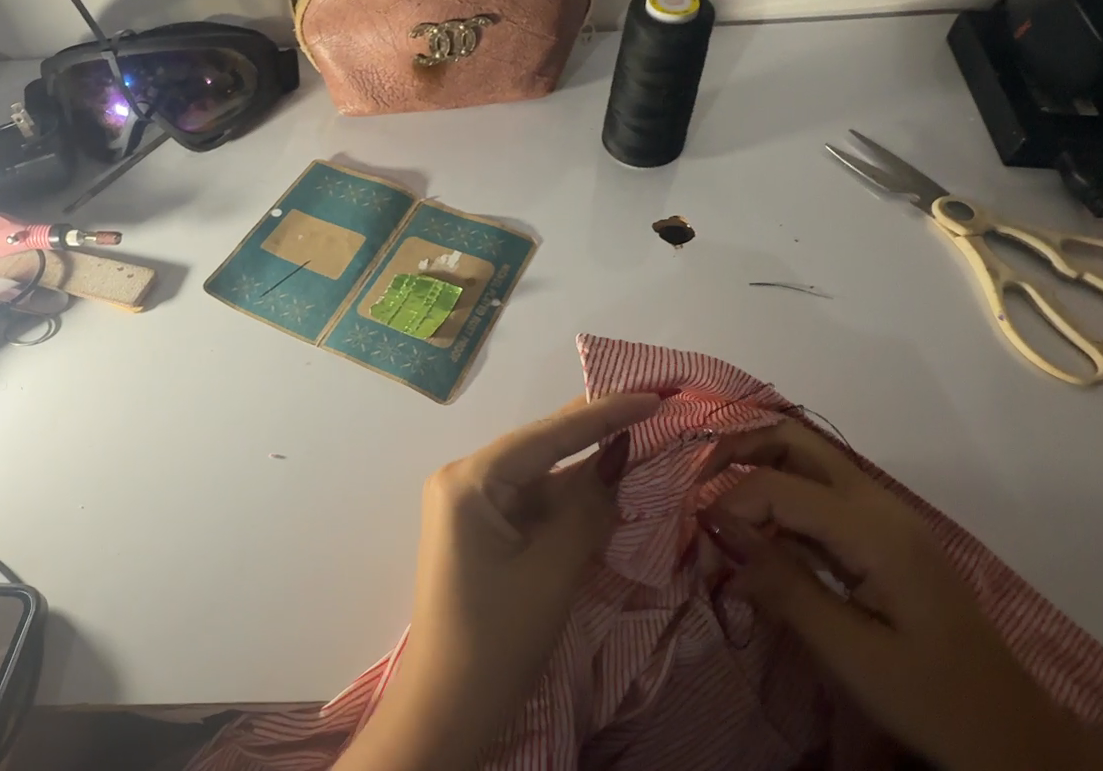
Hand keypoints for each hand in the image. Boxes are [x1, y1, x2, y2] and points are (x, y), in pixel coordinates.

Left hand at [336, 391, 660, 770]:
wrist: (449, 708)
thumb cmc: (497, 637)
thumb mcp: (552, 569)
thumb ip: (588, 507)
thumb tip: (618, 458)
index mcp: (470, 480)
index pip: (546, 435)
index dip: (603, 413)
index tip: (651, 395)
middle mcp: (466, 482)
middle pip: (542, 449)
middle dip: (598, 433)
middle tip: (653, 407)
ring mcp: (474, 508)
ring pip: (542, 478)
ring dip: (589, 469)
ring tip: (644, 440)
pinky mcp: (485, 533)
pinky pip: (535, 505)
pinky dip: (572, 500)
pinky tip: (610, 486)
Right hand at [698, 421, 1102, 770]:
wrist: (1010, 733)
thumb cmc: (929, 697)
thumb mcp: (849, 652)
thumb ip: (782, 585)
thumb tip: (720, 533)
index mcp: (874, 531)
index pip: (778, 485)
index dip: (729, 502)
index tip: (701, 537)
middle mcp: (881, 505)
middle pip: (797, 440)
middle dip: (738, 445)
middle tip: (694, 476)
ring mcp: (887, 515)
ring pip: (809, 456)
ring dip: (757, 463)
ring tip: (717, 496)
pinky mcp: (885, 533)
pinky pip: (822, 489)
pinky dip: (780, 491)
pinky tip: (758, 525)